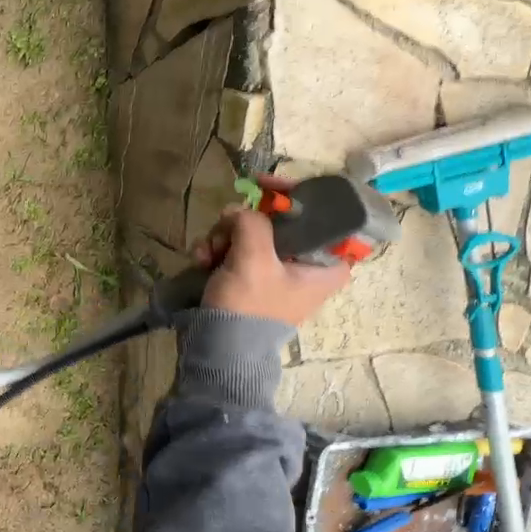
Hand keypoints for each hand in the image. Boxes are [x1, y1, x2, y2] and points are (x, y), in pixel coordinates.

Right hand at [192, 176, 352, 326]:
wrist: (222, 348)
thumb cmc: (249, 306)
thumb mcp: (252, 261)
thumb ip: (252, 225)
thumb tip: (239, 210)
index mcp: (329, 262)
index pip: (323, 213)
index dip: (294, 193)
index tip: (262, 184)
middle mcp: (308, 264)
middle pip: (277, 221)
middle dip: (242, 223)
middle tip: (222, 230)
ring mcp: (277, 271)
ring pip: (250, 233)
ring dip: (222, 237)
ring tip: (206, 254)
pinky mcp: (251, 278)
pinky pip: (235, 250)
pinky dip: (216, 250)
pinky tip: (201, 261)